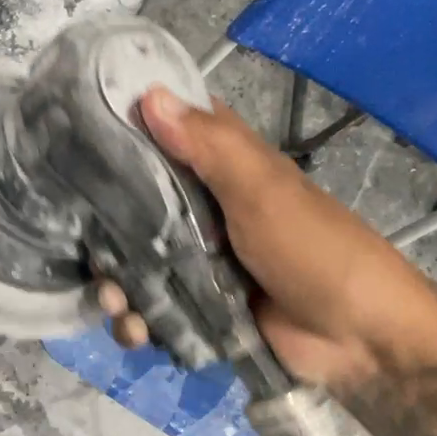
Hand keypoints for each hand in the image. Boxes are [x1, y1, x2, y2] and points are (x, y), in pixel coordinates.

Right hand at [99, 87, 436, 391]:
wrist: (359, 341)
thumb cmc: (315, 252)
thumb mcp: (263, 192)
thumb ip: (209, 147)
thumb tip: (149, 95)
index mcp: (222, 175)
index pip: (168, 139)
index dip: (126, 133)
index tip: (77, 139)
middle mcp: (203, 216)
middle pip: (133, 210)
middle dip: (104, 233)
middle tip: (89, 251)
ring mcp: (196, 267)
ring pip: (132, 267)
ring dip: (114, 288)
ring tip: (118, 306)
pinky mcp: (193, 312)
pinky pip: (147, 313)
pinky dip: (134, 325)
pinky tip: (136, 332)